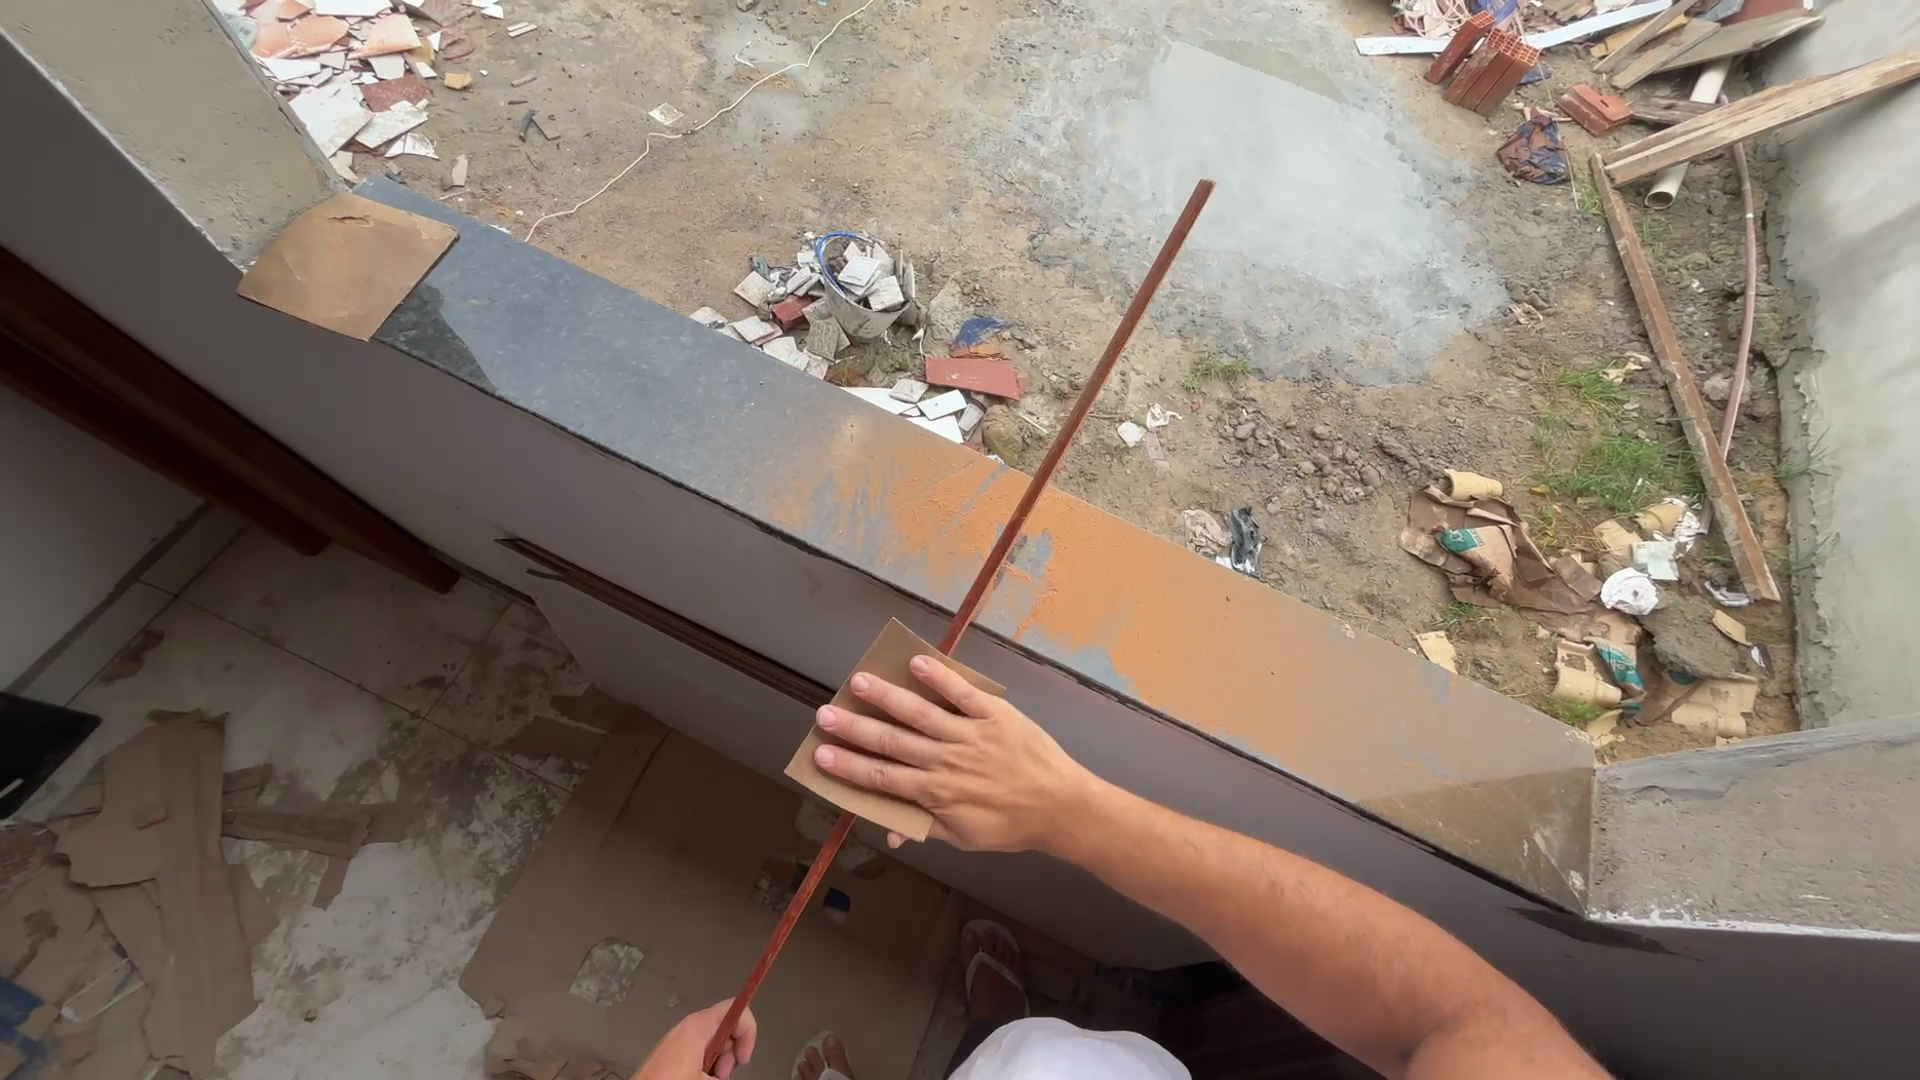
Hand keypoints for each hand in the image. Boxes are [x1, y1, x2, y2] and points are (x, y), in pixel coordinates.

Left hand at [632, 999, 755, 1079]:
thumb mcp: (707, 1079)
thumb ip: (727, 1068)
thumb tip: (726, 1072)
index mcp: (699, 1025)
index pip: (735, 1008)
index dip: (748, 1030)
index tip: (743, 1058)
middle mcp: (689, 1025)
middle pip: (725, 1026)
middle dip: (731, 1051)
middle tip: (723, 1074)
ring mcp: (678, 1037)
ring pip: (712, 1040)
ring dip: (718, 1060)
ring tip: (709, 1079)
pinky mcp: (669, 1051)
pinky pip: (697, 1049)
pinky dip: (704, 1063)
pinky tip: (698, 1079)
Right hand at [811, 654, 1099, 852]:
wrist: (1059, 806)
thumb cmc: (1010, 824)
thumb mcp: (963, 838)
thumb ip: (924, 829)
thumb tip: (888, 832)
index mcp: (936, 793)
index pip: (883, 778)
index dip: (850, 766)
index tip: (821, 754)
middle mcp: (946, 761)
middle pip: (892, 742)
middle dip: (855, 729)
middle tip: (825, 715)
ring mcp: (970, 735)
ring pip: (921, 713)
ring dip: (887, 697)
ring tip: (859, 682)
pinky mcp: (993, 714)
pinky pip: (963, 693)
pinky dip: (940, 677)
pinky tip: (917, 662)